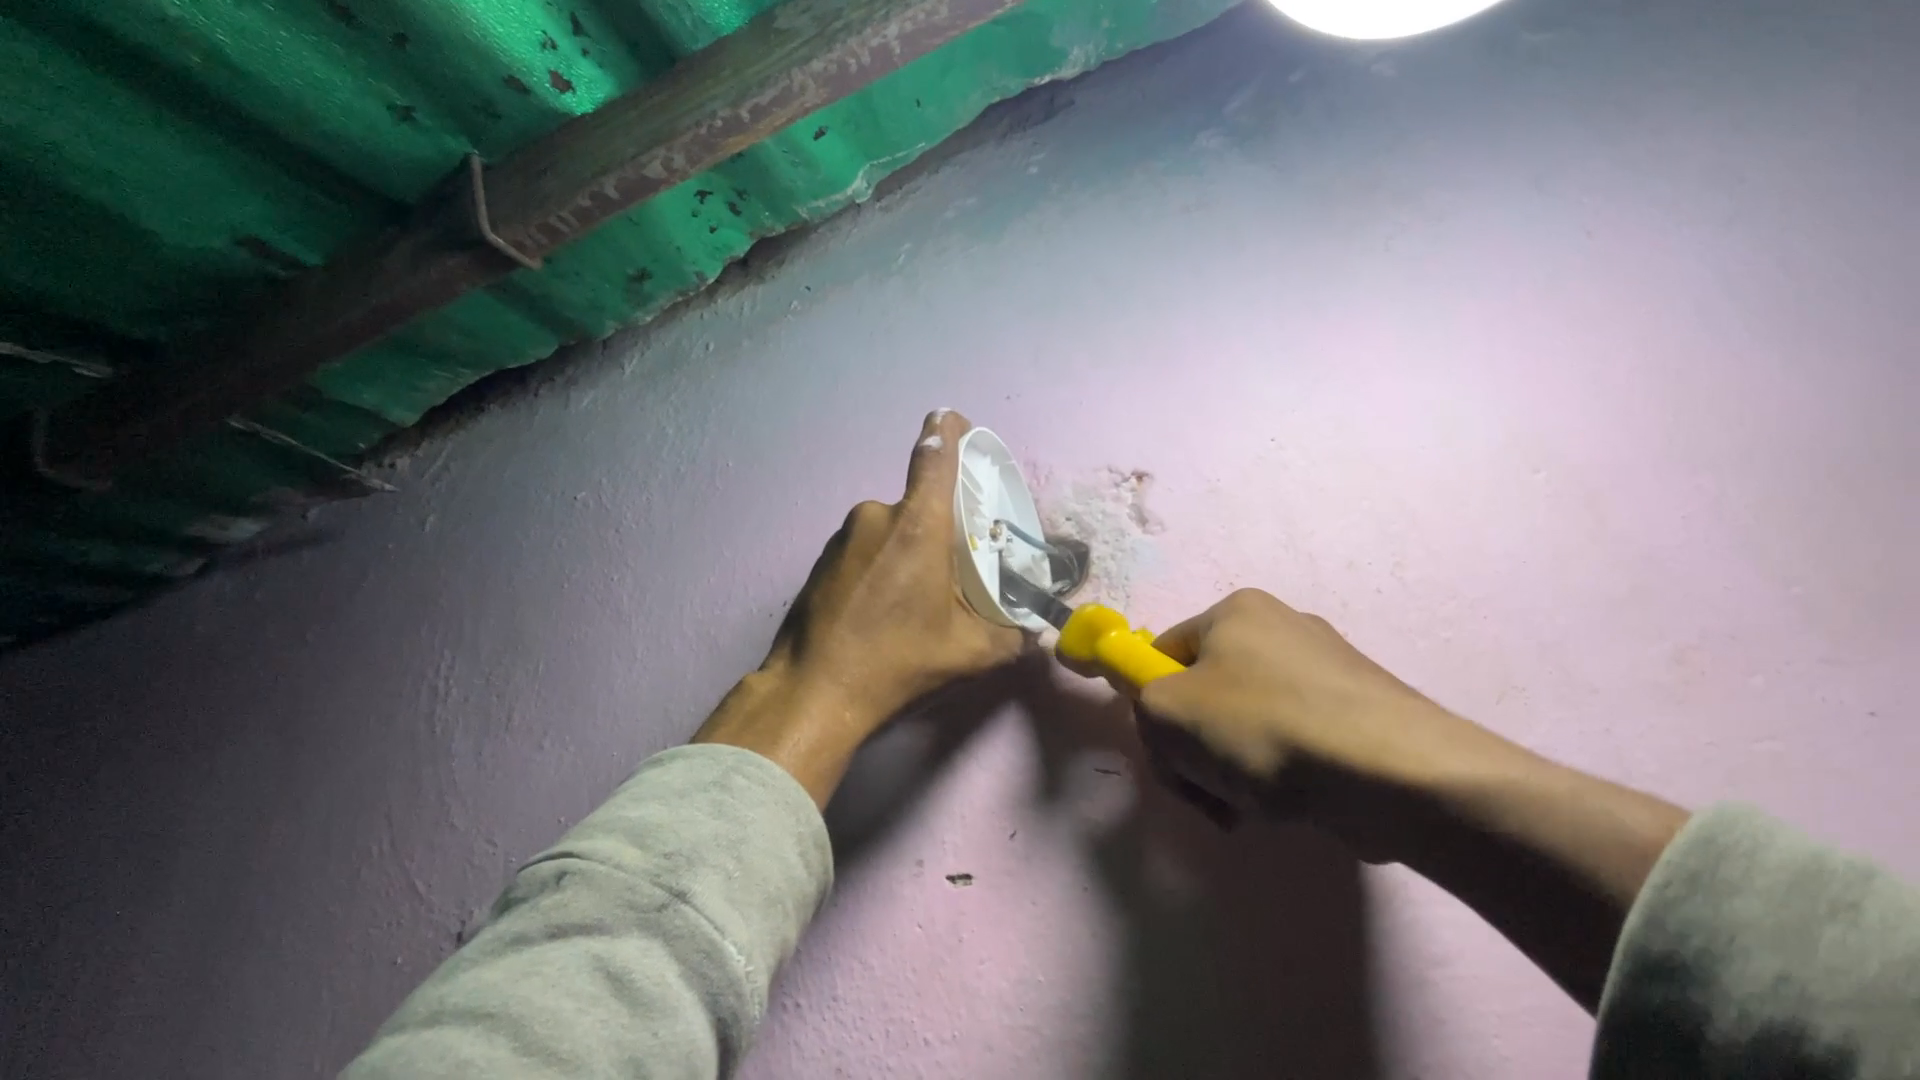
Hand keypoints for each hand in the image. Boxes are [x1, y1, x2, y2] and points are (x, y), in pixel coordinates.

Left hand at [694, 410, 1022, 805]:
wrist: (813, 690)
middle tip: (954, 573)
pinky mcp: (822, 559)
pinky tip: (883, 609)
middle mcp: (877, 515)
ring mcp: (843, 535)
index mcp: (917, 523)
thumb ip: (1011, 635)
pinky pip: (865, 549)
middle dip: (941, 529)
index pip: (935, 452)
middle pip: (920, 504)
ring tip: (916, 601)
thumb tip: (1036, 633)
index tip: (959, 424)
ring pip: (892, 530)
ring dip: (908, 552)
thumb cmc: (897, 660)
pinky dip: (881, 566)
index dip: (950, 430)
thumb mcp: (969, 652)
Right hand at [1138, 589, 1527, 860]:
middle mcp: (1284, 628)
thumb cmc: (1261, 729)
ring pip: (1248, 726)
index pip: (1164, 651)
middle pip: (1206, 693)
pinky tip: (1289, 805)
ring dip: (1233, 770)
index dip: (1151, 701)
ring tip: (1249, 806)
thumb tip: (1170, 718)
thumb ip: (1140, 703)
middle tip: (1203, 788)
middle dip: (1195, 747)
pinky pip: (1294, 744)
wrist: (1391, 773)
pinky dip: (1279, 776)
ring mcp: (1329, 671)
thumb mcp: (1163, 713)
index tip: (1164, 747)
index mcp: (1236, 611)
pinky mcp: (1361, 715)